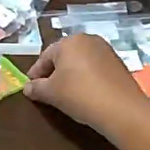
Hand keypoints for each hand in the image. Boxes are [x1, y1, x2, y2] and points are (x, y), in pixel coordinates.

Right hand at [26, 34, 149, 129]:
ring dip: (71, 75)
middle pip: (64, 57)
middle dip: (54, 72)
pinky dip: (87, 78)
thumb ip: (36, 88)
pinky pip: (95, 68)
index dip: (36, 73)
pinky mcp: (118, 63)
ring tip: (66, 93)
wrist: (121, 109)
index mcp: (69, 41)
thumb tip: (27, 87)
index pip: (45, 57)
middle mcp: (88, 40)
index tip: (31, 87)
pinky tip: (85, 93)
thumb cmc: (79, 95)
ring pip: (80, 62)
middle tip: (47, 90)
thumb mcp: (51, 93)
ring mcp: (105, 50)